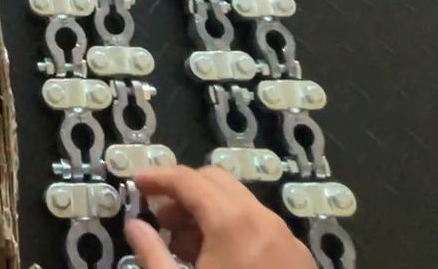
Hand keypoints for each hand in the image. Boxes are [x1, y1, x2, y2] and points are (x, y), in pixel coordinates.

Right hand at [123, 166, 314, 268]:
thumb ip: (152, 254)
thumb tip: (135, 226)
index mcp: (232, 222)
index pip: (187, 180)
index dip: (158, 177)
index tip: (136, 184)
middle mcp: (263, 220)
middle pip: (215, 181)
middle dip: (184, 192)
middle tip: (161, 220)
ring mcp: (288, 241)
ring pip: (240, 203)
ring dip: (208, 210)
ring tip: (187, 248)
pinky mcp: (302, 263)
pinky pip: (260, 227)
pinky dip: (233, 228)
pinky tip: (220, 263)